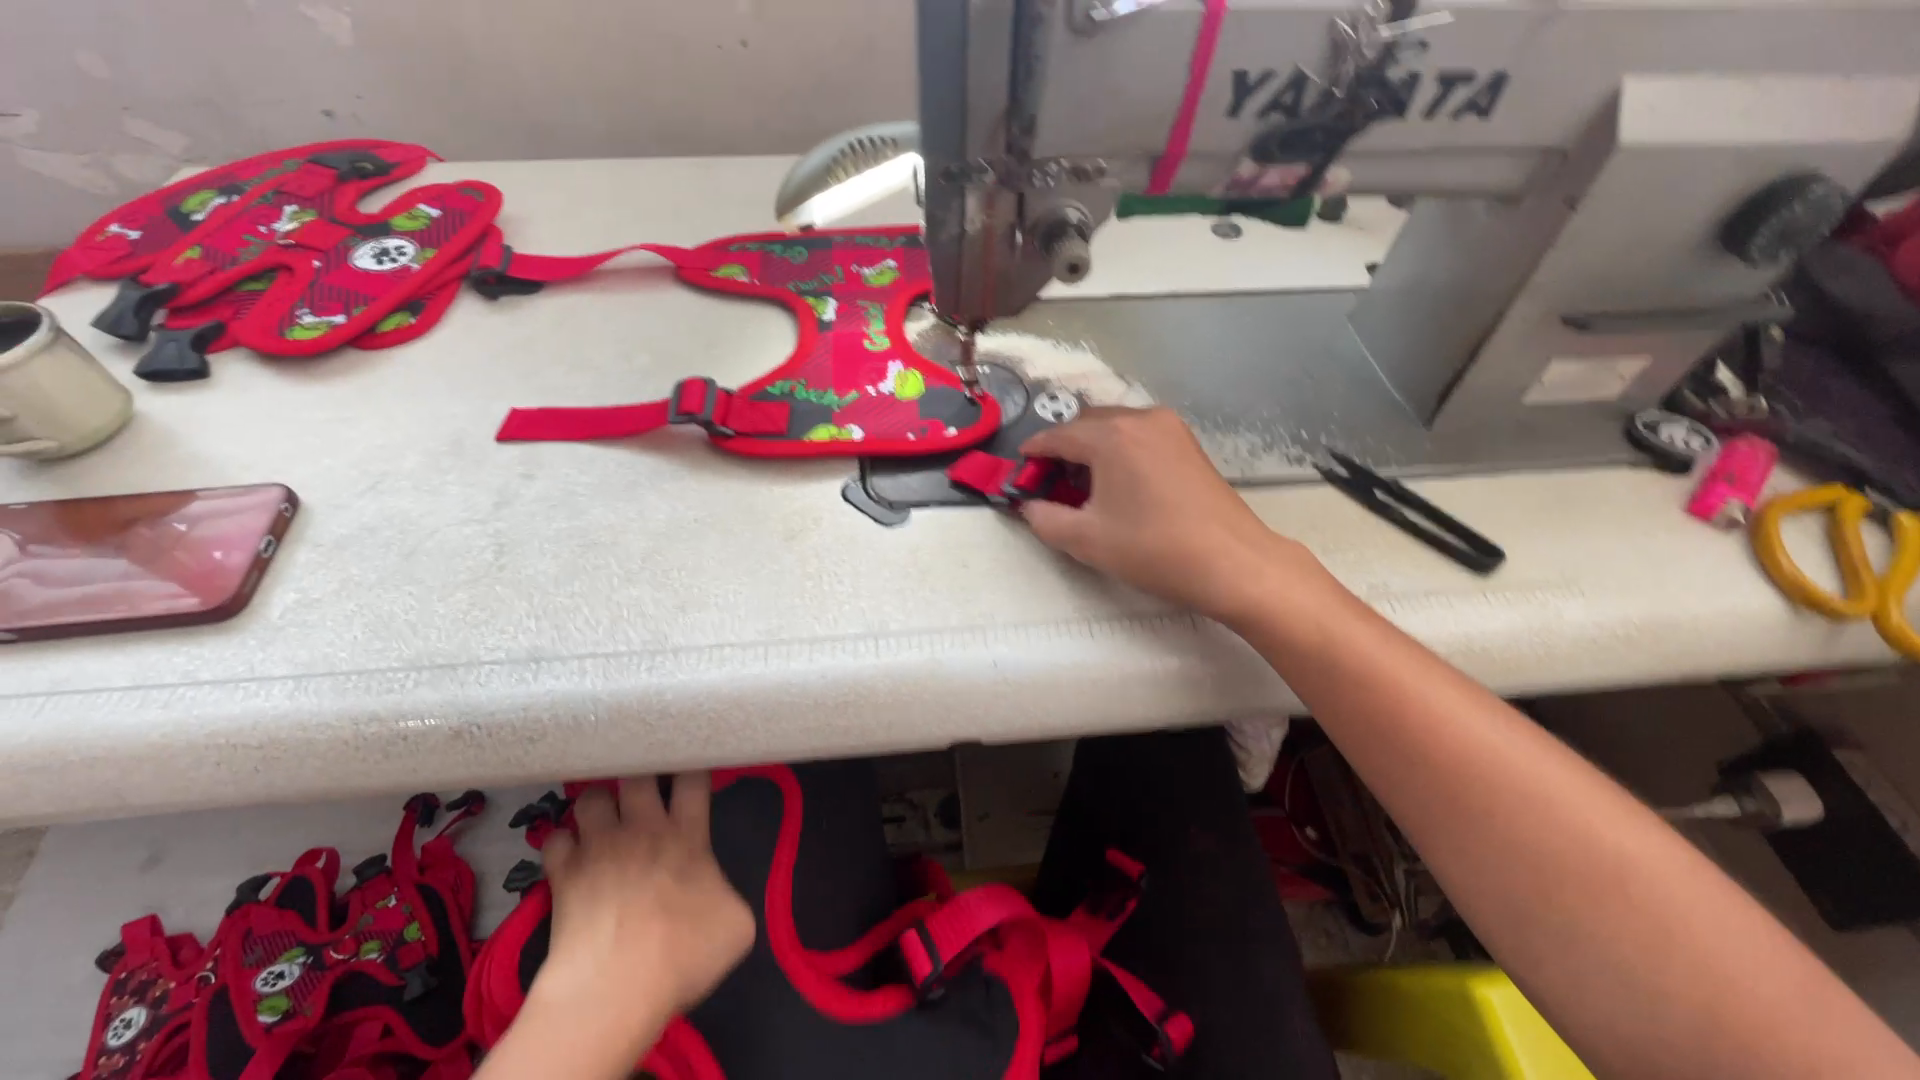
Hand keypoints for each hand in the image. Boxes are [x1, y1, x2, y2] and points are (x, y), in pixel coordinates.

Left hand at [534, 774, 754, 1032]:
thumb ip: (729, 892)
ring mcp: (598, 847)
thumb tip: (716, 891)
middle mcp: (641, 829)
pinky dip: (563, 844)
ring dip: (599, 804)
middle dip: (640, 776)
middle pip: (637, 775)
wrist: (616, 988)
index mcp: (687, 835)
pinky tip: (571, 857)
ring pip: (591, 796)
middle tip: (645, 793)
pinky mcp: (562, 873)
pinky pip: (556, 838)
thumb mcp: (737, 925)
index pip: (692, 778)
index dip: (692, 770)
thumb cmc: (684, 955)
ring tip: (603, 819)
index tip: (692, 776)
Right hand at [1019, 406, 1329, 626]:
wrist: (1232, 563)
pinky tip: (1119, 484)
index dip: (1033, 454)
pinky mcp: (1189, 443)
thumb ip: (1045, 519)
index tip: (1019, 473)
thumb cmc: (1154, 550)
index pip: (1057, 435)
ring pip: (1115, 426)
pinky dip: (1120, 450)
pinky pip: (1140, 435)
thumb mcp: (1086, 541)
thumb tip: (1030, 506)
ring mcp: (1170, 428)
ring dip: (1093, 448)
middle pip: (1086, 423)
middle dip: (1063, 448)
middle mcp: (1140, 419)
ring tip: (1085, 486)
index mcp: (1111, 436)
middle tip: (1050, 483)